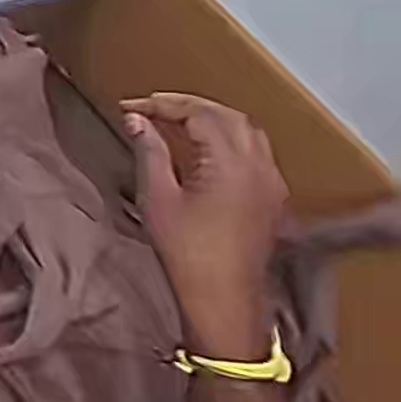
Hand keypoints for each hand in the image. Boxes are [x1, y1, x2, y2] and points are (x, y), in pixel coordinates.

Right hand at [120, 93, 287, 355]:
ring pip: (245, 130)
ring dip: (210, 117)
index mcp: (231, 163)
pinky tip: (202, 148)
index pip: (199, 114)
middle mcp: (259, 165)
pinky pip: (253, 150)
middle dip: (188, 104)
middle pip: (227, 115)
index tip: (129, 107)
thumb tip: (136, 120)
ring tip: (174, 119)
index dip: (162, 105)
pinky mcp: (270, 197)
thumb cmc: (185, 250)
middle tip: (150, 106)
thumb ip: (150, 152)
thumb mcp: (157, 198)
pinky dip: (226, 137)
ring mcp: (270, 181)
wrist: (222, 297)